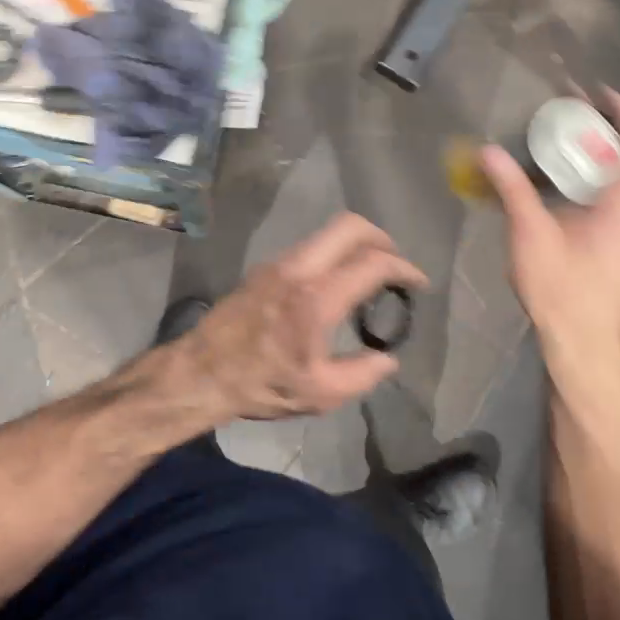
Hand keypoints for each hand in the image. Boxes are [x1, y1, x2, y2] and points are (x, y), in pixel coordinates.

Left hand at [178, 213, 429, 420]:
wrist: (201, 372)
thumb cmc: (261, 385)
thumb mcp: (320, 393)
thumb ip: (363, 374)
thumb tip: (387, 359)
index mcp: (317, 298)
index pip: (372, 263)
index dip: (404, 268)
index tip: (418, 283)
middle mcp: (299, 269)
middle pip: (349, 226)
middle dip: (381, 238)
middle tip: (395, 265)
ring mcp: (278, 264)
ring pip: (326, 233)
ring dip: (354, 244)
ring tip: (368, 275)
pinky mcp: (264, 269)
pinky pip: (309, 247)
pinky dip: (332, 254)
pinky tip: (336, 285)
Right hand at [481, 91, 619, 384]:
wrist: (585, 349)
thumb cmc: (562, 291)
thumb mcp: (531, 236)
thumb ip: (513, 190)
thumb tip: (487, 151)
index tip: (599, 95)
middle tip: (584, 116)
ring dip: (614, 160)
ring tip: (576, 145)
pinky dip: (609, 183)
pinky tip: (574, 188)